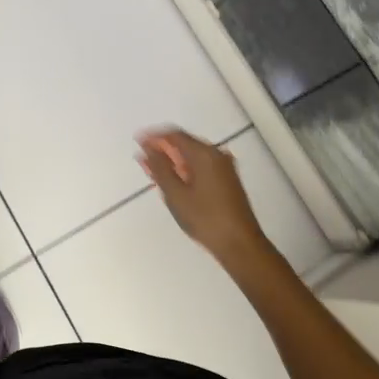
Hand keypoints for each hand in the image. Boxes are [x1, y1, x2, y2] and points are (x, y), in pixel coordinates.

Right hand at [137, 128, 273, 266]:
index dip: (154, 136)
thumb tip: (148, 148)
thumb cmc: (205, 219)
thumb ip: (159, 168)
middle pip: (185, 143)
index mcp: (204, 154)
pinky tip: (174, 180)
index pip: (175, 135)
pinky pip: (202, 166)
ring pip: (193, 156)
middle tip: (143, 159)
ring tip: (154, 171)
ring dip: (173, 160)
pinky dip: (185, 169)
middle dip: (163, 149)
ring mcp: (225, 167)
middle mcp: (217, 155)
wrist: (240, 244)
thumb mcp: (176, 194)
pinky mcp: (228, 180)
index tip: (138, 142)